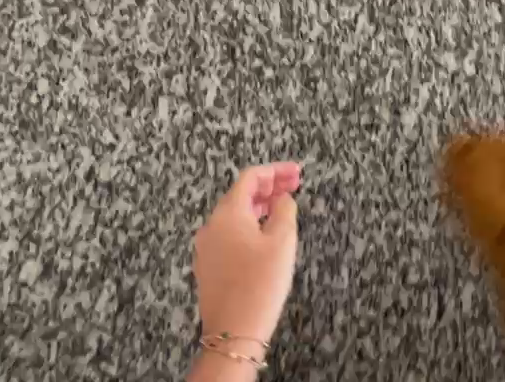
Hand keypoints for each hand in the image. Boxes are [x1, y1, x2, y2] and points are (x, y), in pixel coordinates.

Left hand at [194, 162, 301, 345]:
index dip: (276, 170)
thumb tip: (282, 198)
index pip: (251, 177)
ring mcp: (206, 247)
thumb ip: (284, 209)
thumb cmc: (260, 282)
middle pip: (241, 193)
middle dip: (269, 186)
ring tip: (284, 206)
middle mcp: (211, 226)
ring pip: (235, 214)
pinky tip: (266, 233)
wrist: (233, 334)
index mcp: (227, 213)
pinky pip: (230, 232)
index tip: (298, 172)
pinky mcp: (208, 266)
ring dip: (260, 205)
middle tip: (295, 185)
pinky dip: (250, 224)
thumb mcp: (282, 239)